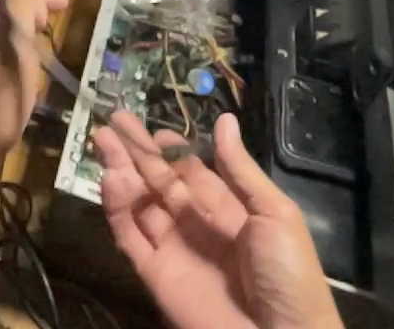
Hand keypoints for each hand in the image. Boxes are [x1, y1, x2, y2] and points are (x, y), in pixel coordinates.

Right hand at [94, 111, 343, 328]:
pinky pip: (129, 236)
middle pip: (158, 181)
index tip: (154, 128)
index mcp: (226, 210)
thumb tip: (224, 118)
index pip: (190, 172)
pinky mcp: (155, 275)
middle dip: (137, 151)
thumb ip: (240, 169)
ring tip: (104, 139)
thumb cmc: (289, 274)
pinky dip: (117, 208)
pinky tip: (112, 177)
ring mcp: (173, 249)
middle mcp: (195, 225)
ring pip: (138, 203)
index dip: (171, 150)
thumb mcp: (274, 213)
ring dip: (121, 170)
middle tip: (115, 119)